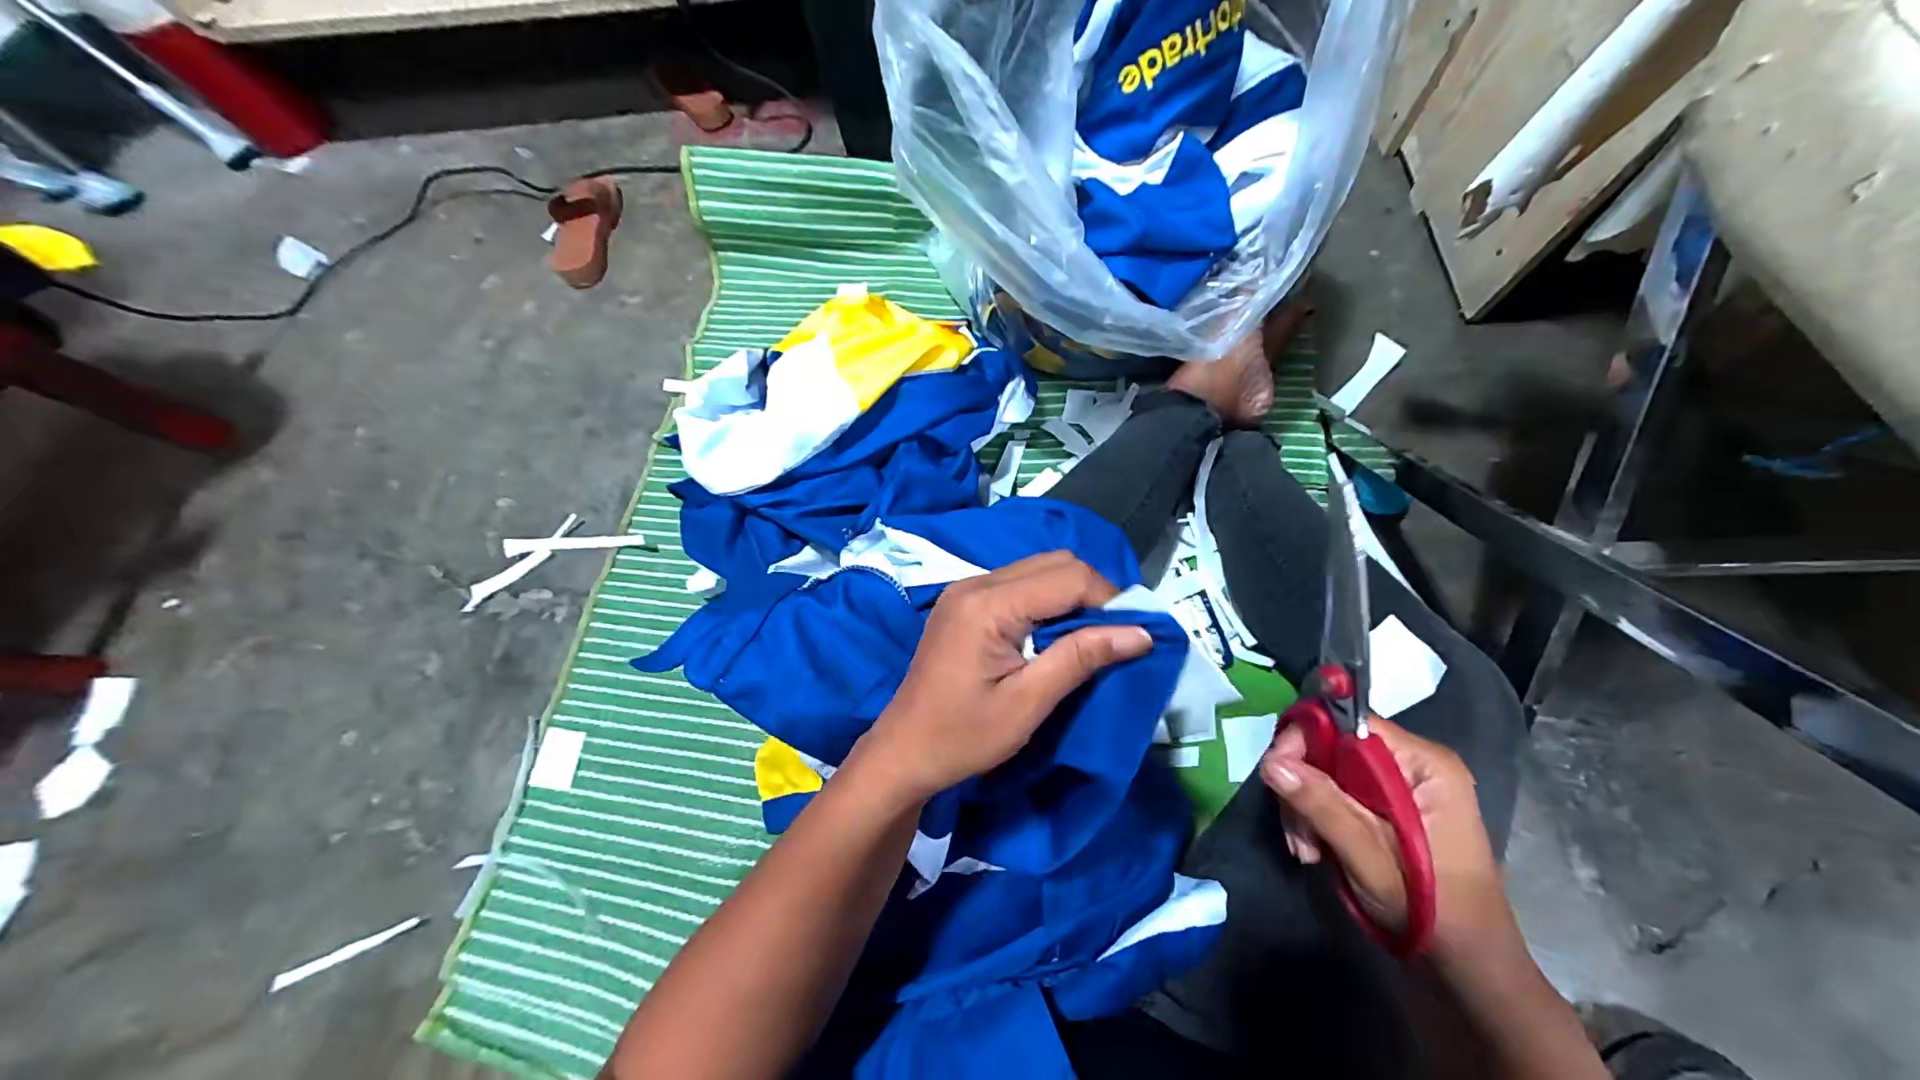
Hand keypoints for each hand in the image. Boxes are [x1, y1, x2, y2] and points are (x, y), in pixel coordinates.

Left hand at [851, 552, 1153, 803]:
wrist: (904, 751)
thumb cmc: (962, 737)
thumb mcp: (1028, 704)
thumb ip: (1081, 658)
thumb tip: (1141, 632)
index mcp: (988, 604)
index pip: (1069, 577)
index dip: (1110, 600)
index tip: (1133, 636)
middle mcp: (976, 583)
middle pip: (1056, 563)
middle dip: (1094, 593)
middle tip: (1112, 638)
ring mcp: (966, 589)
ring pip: (1039, 568)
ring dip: (1071, 596)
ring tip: (1087, 639)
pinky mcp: (964, 601)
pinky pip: (1019, 583)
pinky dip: (1048, 601)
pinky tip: (1053, 636)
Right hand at [1259, 715, 1516, 960]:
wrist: (1466, 966)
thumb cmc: (1432, 910)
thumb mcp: (1369, 858)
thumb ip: (1322, 805)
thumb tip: (1271, 762)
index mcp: (1425, 765)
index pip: (1349, 722)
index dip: (1306, 739)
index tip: (1275, 773)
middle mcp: (1413, 765)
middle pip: (1332, 747)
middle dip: (1302, 784)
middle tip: (1296, 832)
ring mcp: (1399, 786)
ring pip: (1326, 772)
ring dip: (1305, 807)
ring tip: (1306, 850)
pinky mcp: (1385, 806)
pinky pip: (1334, 793)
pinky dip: (1316, 818)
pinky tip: (1314, 850)